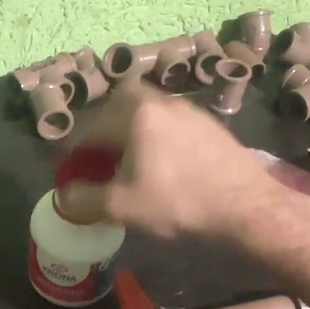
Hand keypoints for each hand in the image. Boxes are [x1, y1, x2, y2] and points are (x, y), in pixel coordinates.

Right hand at [62, 83, 279, 238]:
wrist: (246, 207)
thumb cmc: (178, 202)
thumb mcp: (122, 206)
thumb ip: (84, 200)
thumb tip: (63, 197)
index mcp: (134, 113)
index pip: (88, 129)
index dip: (72, 153)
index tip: (67, 173)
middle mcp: (160, 101)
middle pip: (118, 108)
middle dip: (103, 133)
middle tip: (99, 161)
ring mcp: (189, 110)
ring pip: (146, 115)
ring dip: (130, 136)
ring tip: (129, 167)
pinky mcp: (209, 125)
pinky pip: (169, 125)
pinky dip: (155, 140)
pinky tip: (162, 168)